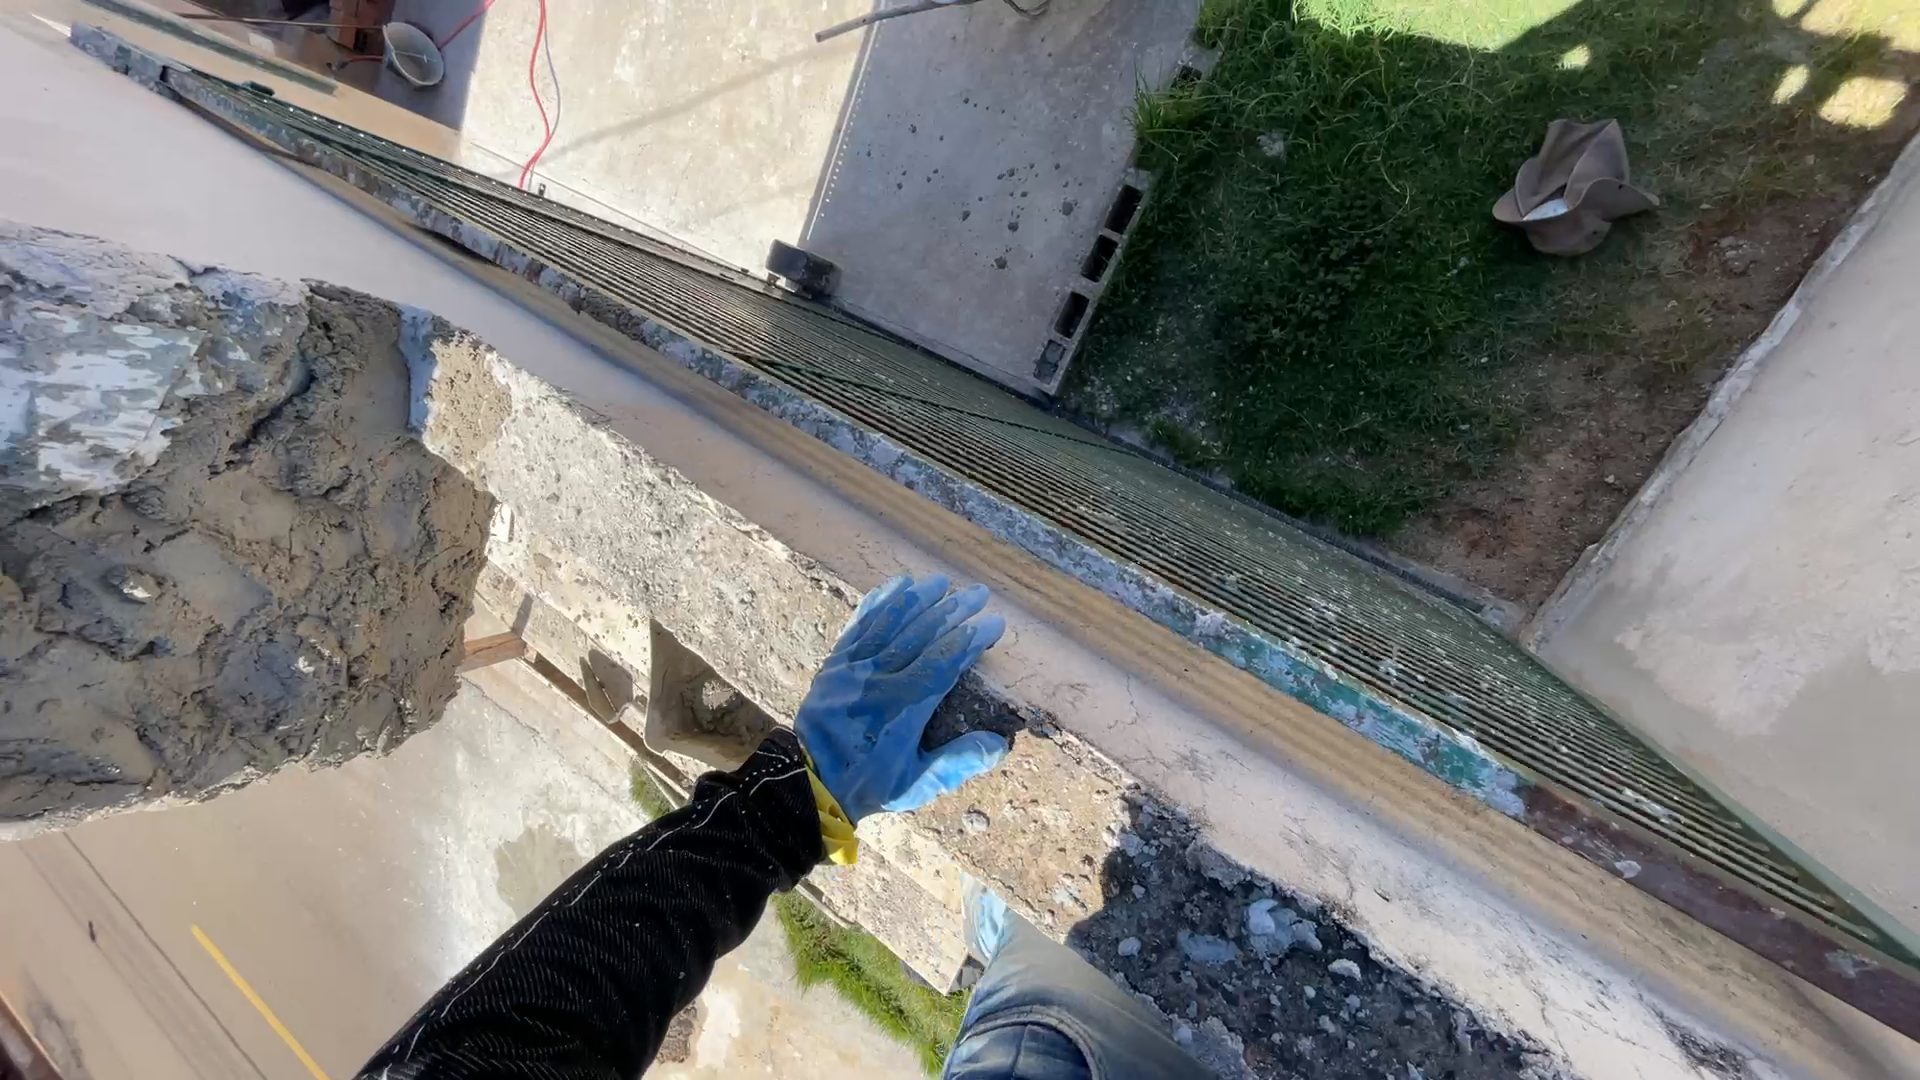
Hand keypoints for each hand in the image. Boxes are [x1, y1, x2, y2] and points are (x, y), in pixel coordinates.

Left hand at [795, 574, 1008, 821]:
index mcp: (903, 705)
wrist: (807, 781)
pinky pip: (860, 625)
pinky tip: (896, 585)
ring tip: (942, 581)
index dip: (971, 640)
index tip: (994, 624)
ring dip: (919, 598)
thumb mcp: (916, 784)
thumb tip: (1000, 744)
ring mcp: (854, 666)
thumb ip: (958, 762)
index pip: (944, 661)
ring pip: (891, 622)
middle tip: (979, 593)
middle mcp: (879, 677)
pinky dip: (879, 602)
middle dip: (953, 610)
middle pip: (922, 633)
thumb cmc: (868, 783)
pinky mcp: (836, 662)